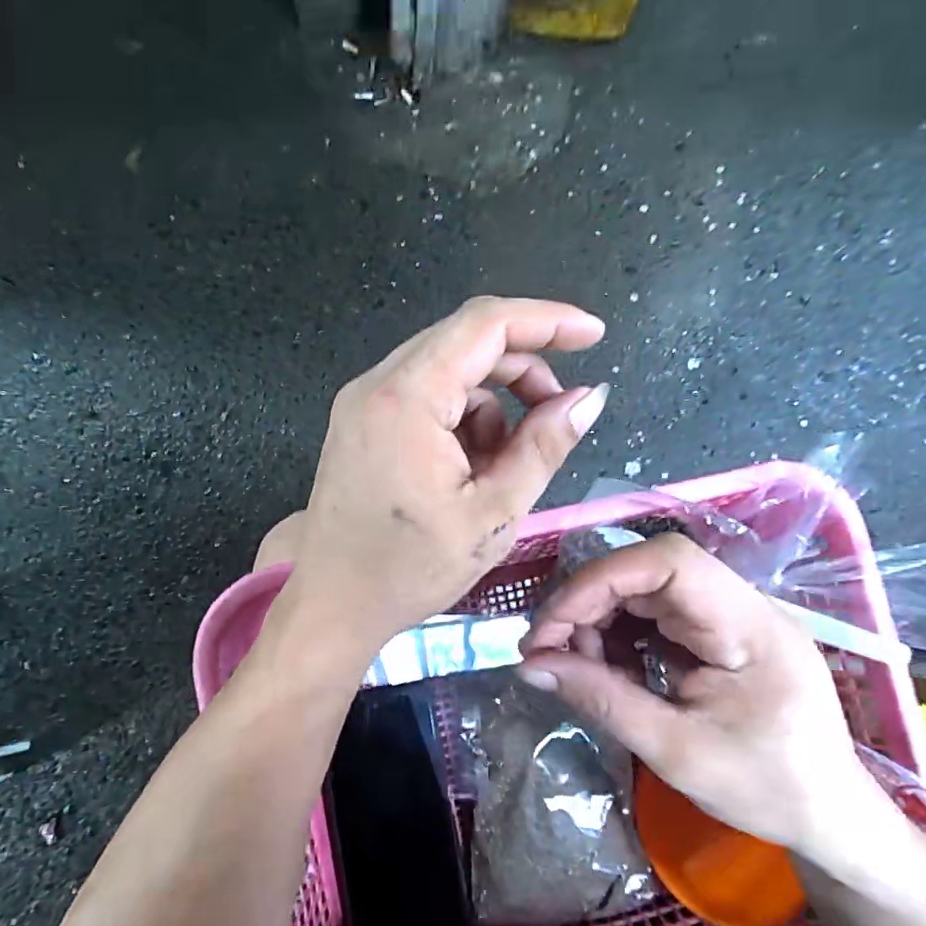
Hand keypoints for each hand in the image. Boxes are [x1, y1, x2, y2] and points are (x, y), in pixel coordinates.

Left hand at [284, 297, 608, 647]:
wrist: (332, 605)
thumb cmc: (411, 570)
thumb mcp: (493, 514)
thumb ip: (544, 447)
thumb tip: (588, 398)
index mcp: (407, 399)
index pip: (486, 324)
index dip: (548, 320)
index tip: (594, 335)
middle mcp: (378, 384)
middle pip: (466, 342)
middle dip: (523, 370)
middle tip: (557, 415)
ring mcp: (364, 402)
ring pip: (449, 372)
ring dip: (492, 405)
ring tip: (502, 468)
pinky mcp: (362, 423)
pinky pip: (426, 398)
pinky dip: (461, 422)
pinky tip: (469, 471)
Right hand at [516, 534, 894, 863]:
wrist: (829, 816)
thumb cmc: (764, 788)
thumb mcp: (675, 751)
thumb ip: (602, 700)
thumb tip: (530, 665)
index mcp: (749, 626)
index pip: (668, 562)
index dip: (599, 581)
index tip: (551, 628)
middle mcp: (745, 605)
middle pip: (652, 571)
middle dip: (591, 603)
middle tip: (550, 651)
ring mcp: (735, 617)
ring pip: (650, 590)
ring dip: (603, 619)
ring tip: (578, 666)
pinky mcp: (724, 635)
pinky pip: (662, 615)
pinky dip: (624, 636)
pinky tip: (608, 669)